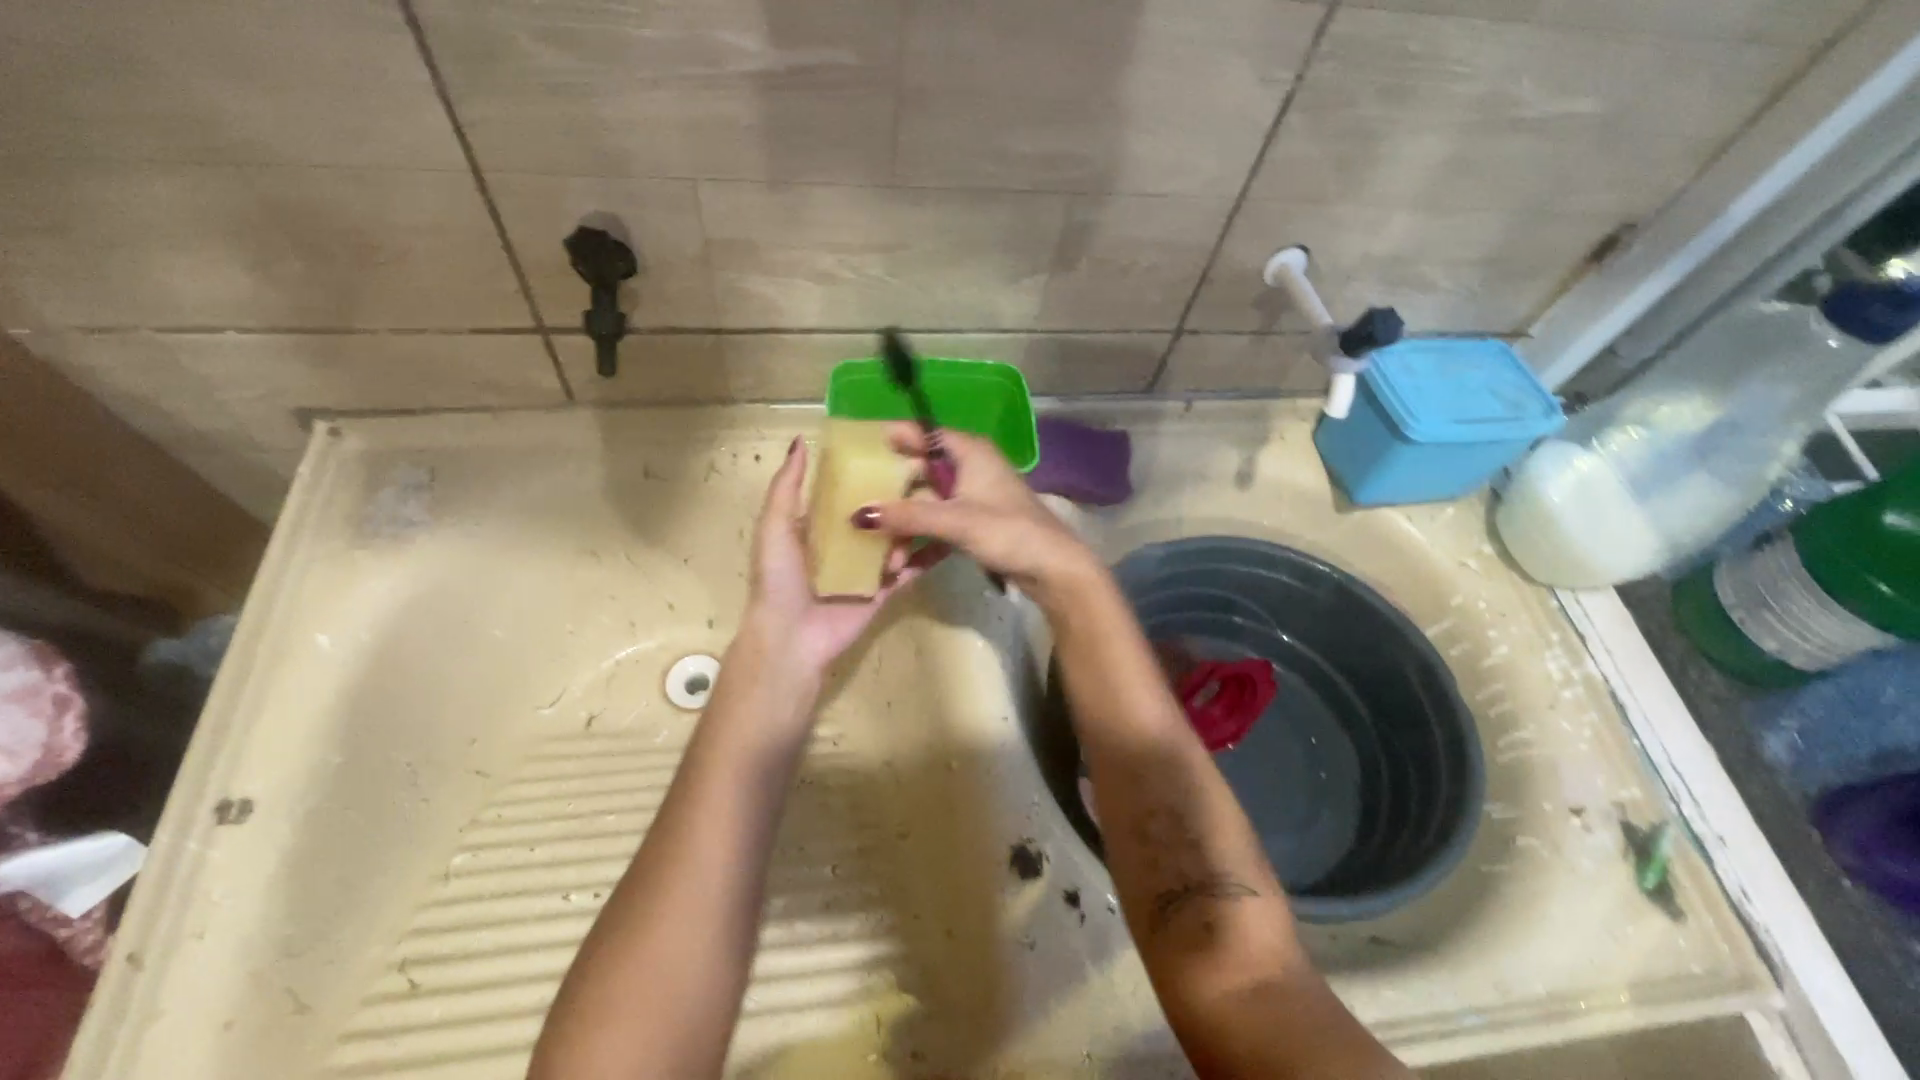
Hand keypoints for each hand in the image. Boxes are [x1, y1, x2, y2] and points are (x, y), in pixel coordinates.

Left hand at [741, 436, 924, 680]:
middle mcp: (843, 542)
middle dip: (899, 496)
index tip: (897, 447)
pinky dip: (925, 556)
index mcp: (816, 524)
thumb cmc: (779, 579)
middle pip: (877, 512)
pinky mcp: (883, 590)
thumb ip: (787, 486)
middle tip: (930, 474)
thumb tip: (801, 440)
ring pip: (896, 537)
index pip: (846, 490)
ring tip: (937, 504)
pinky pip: (909, 570)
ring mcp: (866, 567)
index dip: (867, 470)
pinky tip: (946, 537)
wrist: (792, 638)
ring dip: (912, 524)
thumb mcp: (775, 526)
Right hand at [856, 425, 1102, 604]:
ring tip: (887, 561)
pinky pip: (939, 530)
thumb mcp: (955, 521)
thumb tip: (859, 515)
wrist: (1054, 569)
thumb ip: (908, 516)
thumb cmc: (1009, 532)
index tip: (860, 452)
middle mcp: (970, 469)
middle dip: (893, 501)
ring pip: (928, 507)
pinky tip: (904, 569)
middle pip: (921, 475)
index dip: (895, 439)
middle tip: (863, 518)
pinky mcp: (977, 527)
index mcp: (970, 452)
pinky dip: (923, 546)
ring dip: (906, 531)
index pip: (925, 434)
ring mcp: (973, 499)